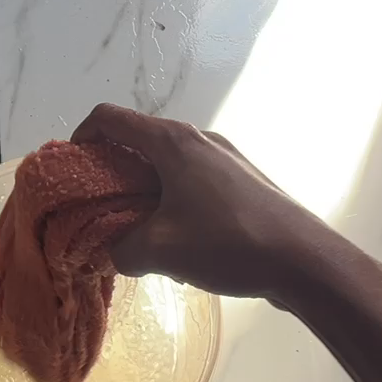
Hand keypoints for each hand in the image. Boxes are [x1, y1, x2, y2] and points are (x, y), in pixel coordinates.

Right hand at [72, 103, 376, 305]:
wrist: (308, 262)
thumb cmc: (229, 243)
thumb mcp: (160, 251)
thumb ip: (120, 249)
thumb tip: (112, 251)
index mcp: (172, 142)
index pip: (109, 118)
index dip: (81, 137)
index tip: (73, 170)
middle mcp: (198, 139)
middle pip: (138, 139)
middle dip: (111, 170)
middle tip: (101, 205)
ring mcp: (225, 157)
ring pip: (166, 162)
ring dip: (144, 188)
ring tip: (141, 228)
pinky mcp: (243, 180)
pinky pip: (192, 178)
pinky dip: (172, 197)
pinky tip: (182, 238)